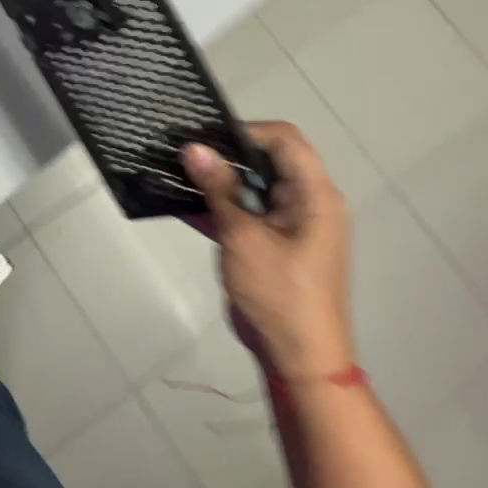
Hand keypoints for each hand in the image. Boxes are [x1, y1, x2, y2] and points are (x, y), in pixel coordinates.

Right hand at [182, 122, 354, 379]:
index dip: (245, 131)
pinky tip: (176, 200)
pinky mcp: (269, 242)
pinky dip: (215, 204)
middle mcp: (306, 203)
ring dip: (214, 179)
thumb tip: (193, 147)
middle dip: (223, 153)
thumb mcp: (243, 236)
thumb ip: (219, 189)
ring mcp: (288, 224)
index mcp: (315, 196)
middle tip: (180, 150)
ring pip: (249, 185)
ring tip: (172, 170)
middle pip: (265, 159)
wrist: (297, 356)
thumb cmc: (279, 292)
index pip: (285, 140)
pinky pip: (241, 210)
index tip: (204, 138)